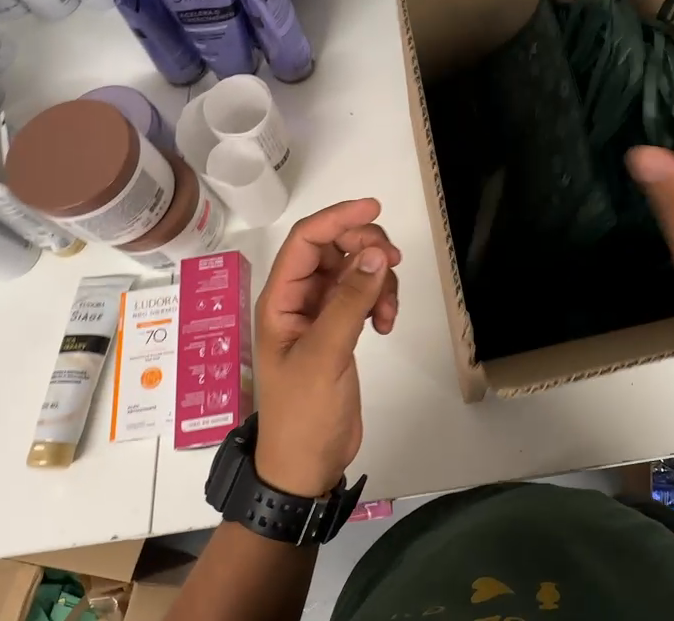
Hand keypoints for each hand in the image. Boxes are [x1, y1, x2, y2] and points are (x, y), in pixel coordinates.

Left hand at [252, 198, 399, 497]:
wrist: (306, 466)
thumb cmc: (304, 413)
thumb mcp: (325, 355)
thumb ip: (350, 301)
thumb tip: (376, 254)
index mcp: (281, 299)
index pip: (306, 240)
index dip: (338, 217)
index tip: (375, 207)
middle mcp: (298, 299)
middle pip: (333, 248)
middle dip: (365, 247)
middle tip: (393, 262)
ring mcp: (320, 314)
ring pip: (353, 270)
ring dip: (378, 279)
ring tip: (389, 311)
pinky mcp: (339, 330)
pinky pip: (363, 294)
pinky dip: (381, 300)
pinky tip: (387, 324)